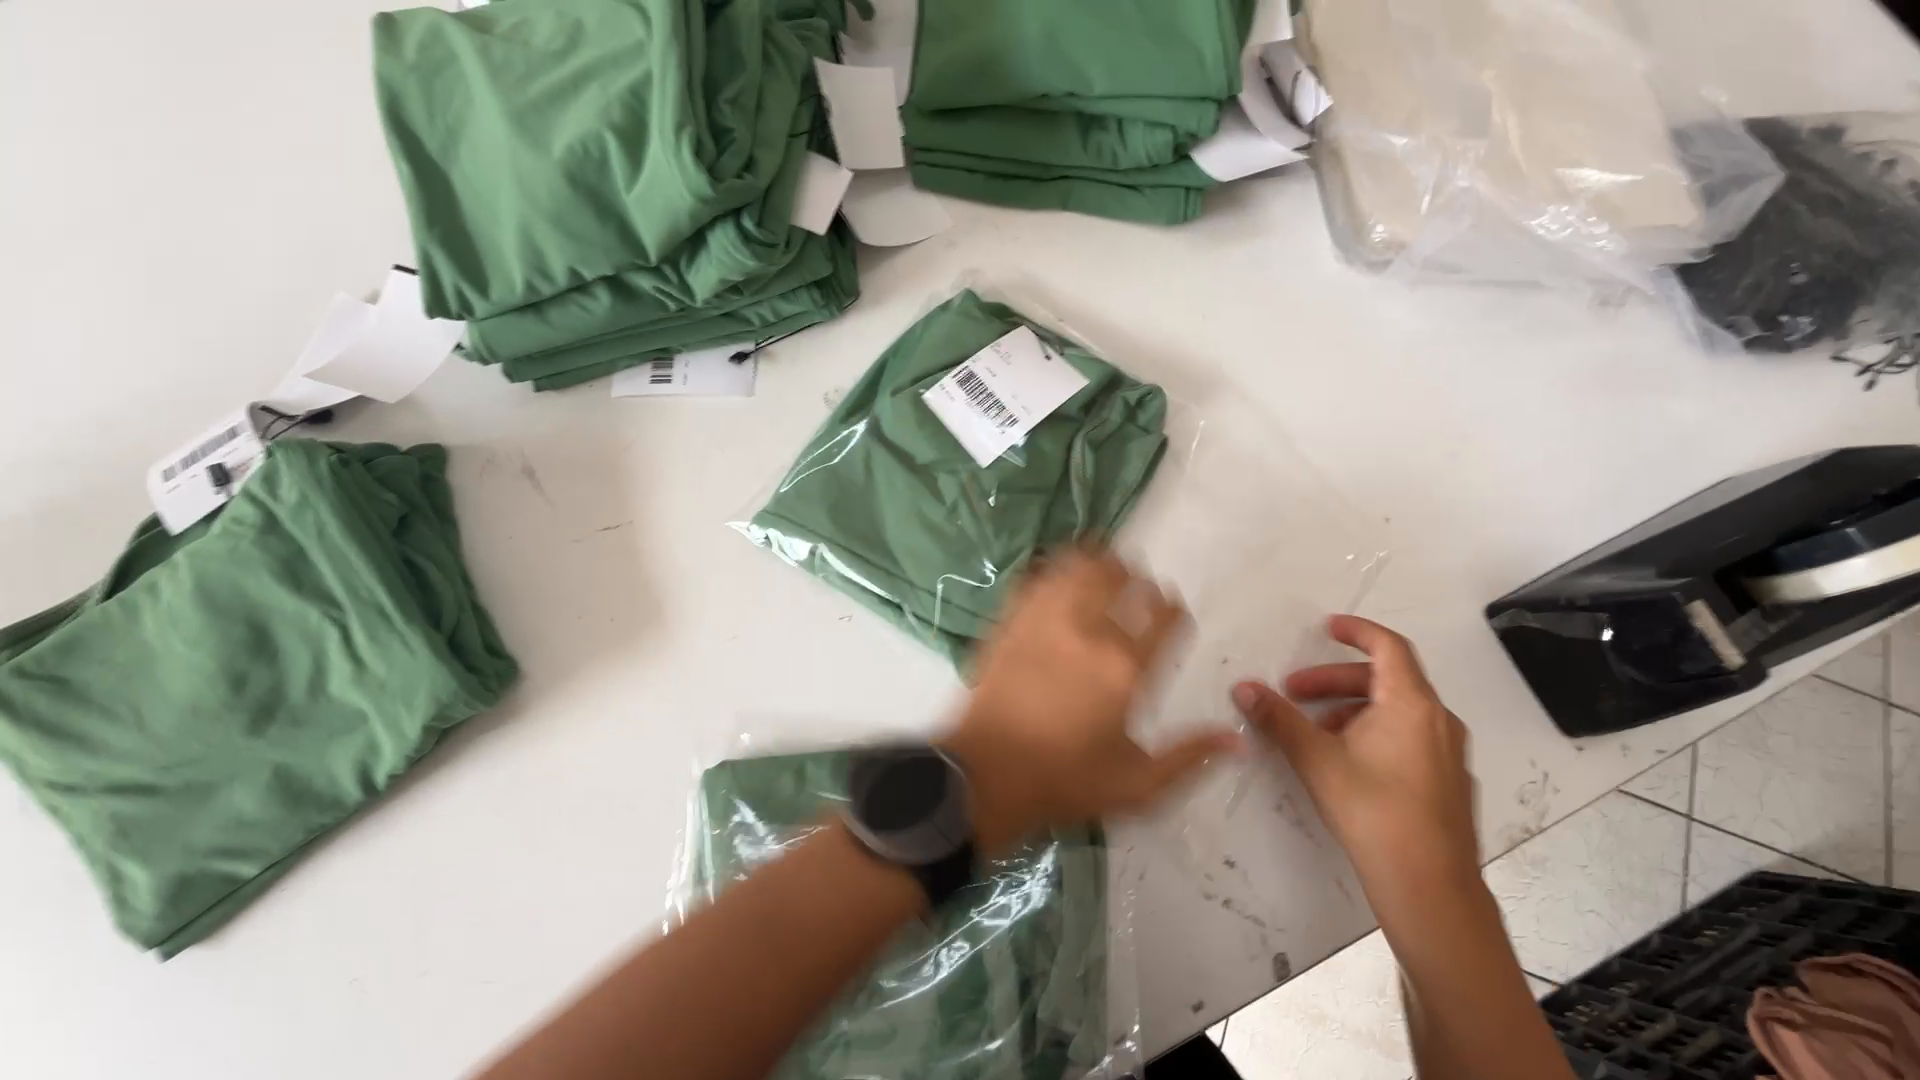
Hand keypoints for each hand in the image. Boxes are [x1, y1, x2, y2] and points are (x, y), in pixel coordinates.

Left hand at [942, 550, 1239, 854]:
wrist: (984, 777)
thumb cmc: (1063, 782)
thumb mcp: (1136, 785)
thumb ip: (1188, 757)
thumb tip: (1235, 739)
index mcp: (1126, 668)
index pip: (1165, 615)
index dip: (1174, 611)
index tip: (1172, 619)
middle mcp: (1088, 632)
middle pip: (1122, 578)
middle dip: (1138, 581)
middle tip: (1138, 593)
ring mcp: (1043, 621)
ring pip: (1080, 566)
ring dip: (1099, 565)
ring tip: (1104, 576)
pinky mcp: (1010, 621)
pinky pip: (1039, 577)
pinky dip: (1056, 572)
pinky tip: (1061, 583)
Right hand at [1232, 615, 1478, 890]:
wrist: (1430, 886)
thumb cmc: (1373, 811)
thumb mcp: (1316, 760)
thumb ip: (1278, 720)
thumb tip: (1244, 688)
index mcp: (1411, 704)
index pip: (1388, 647)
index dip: (1356, 631)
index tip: (1326, 628)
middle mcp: (1438, 720)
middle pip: (1386, 680)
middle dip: (1335, 681)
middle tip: (1295, 694)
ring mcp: (1448, 753)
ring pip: (1396, 712)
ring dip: (1351, 710)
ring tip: (1314, 734)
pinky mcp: (1447, 783)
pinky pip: (1408, 737)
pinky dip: (1373, 733)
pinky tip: (1345, 764)